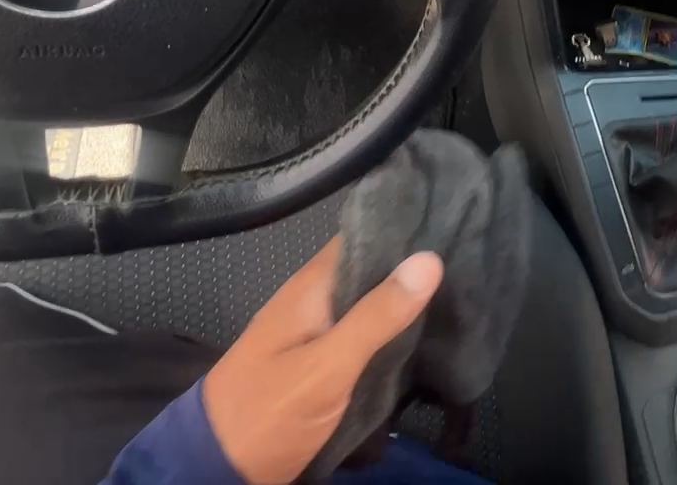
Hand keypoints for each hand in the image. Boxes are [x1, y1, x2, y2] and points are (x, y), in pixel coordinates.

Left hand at [202, 241, 442, 483]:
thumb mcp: (327, 366)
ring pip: (370, 299)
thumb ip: (377, 315)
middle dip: (413, 262)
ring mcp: (316, 332)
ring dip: (405, 296)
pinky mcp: (320, 362)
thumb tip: (430, 259)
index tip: (451, 218)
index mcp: (312, 286)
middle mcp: (315, 299)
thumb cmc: (267, 413)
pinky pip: (365, 330)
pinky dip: (392, 325)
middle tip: (466, 253)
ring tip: (458, 284)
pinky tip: (425, 326)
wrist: (210, 478)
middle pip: (371, 267)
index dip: (405, 224)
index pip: (365, 235)